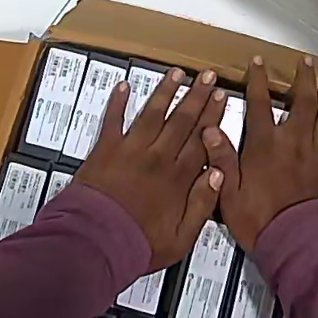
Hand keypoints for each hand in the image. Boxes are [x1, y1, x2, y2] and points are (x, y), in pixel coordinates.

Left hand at [74, 68, 227, 272]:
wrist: (95, 243)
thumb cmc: (138, 244)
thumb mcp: (182, 238)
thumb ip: (202, 204)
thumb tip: (218, 174)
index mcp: (178, 178)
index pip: (203, 140)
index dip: (214, 116)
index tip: (222, 98)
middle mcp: (157, 157)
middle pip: (182, 120)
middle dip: (198, 96)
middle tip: (209, 76)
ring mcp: (131, 150)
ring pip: (153, 113)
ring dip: (166, 91)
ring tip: (178, 73)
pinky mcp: (105, 150)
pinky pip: (113, 120)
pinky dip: (117, 102)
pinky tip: (124, 86)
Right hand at [203, 55, 317, 249]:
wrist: (299, 243)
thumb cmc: (261, 221)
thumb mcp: (229, 192)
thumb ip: (222, 158)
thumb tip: (209, 129)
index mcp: (265, 145)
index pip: (259, 104)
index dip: (258, 80)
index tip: (258, 62)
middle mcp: (295, 141)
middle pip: (302, 101)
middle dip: (303, 78)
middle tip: (306, 60)